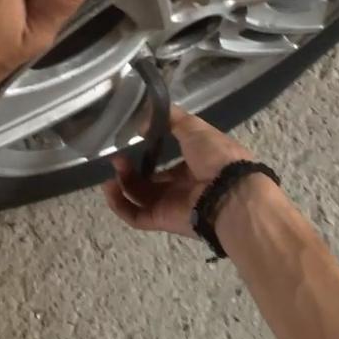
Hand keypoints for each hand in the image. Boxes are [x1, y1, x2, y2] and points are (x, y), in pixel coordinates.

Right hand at [102, 106, 254, 236]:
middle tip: (117, 158)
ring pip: (139, 197)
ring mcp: (171, 204)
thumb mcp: (194, 126)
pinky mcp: (161, 220)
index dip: (149, 154)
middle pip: (149, 182)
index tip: (133, 142)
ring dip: (122, 184)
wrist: (229, 192)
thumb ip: (170, 118)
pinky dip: (119, 206)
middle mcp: (182, 186)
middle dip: (130, 170)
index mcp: (195, 165)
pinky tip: (109, 189)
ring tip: (114, 169)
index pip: (168, 163)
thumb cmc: (216, 155)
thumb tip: (143, 122)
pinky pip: (135, 216)